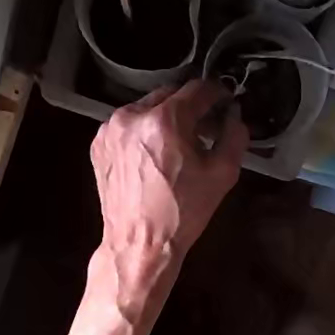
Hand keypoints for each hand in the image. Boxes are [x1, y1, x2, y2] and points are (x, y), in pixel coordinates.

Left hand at [90, 79, 246, 302]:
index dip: (217, 93)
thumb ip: (234, 136)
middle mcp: (131, 117)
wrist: (139, 245)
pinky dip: (144, 133)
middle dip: (190, 108)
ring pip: (147, 109)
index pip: (197, 89)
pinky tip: (154, 157)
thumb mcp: (222, 175)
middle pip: (169, 95)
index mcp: (163, 121)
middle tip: (205, 128)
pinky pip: (128, 126)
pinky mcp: (99, 145)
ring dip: (166, 118)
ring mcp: (110, 130)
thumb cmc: (182, 213)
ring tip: (178, 146)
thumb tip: (235, 116)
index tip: (226, 102)